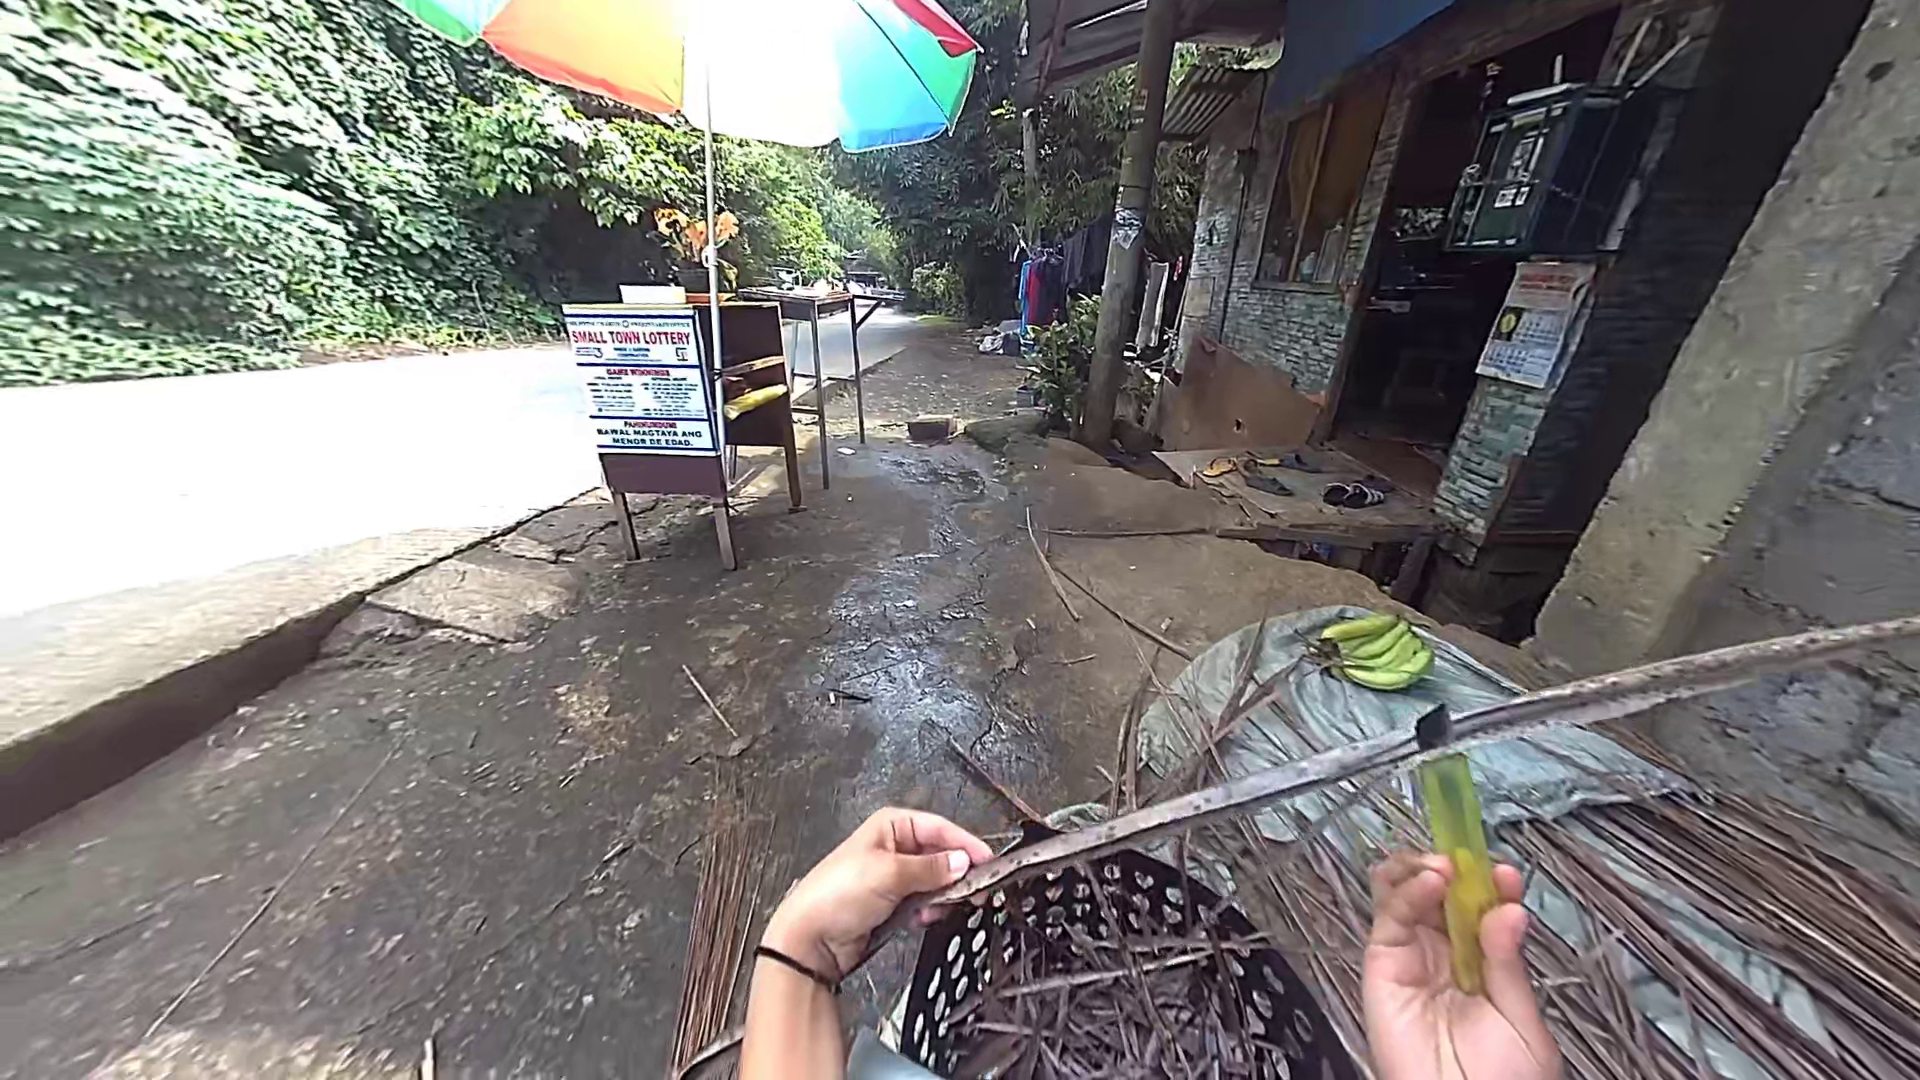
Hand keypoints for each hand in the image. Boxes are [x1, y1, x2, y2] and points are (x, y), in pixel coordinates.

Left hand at [763, 808, 993, 979]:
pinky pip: (923, 900)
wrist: (809, 939)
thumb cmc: (836, 893)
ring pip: (934, 878)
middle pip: (938, 852)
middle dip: (956, 869)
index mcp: (891, 825)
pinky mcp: (892, 901)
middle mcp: (894, 845)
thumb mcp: (889, 873)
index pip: (938, 827)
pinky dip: (930, 908)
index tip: (986, 859)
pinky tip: (930, 915)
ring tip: (954, 902)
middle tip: (978, 884)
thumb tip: (961, 861)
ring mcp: (893, 874)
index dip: (964, 842)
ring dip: (944, 891)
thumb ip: (930, 868)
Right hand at [1363, 853, 1560, 1079]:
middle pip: (1438, 894)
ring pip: (1403, 890)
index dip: (1490, 887)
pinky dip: (1407, 889)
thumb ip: (1507, 964)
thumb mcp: (1522, 1024)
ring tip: (1443, 866)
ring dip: (1420, 869)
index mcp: (1482, 964)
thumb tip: (1509, 908)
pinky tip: (1429, 880)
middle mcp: (1444, 950)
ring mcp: (1410, 950)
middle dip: (1451, 870)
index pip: (1481, 913)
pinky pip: (1390, 912)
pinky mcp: (1381, 954)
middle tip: (1466, 861)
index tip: (1504, 871)